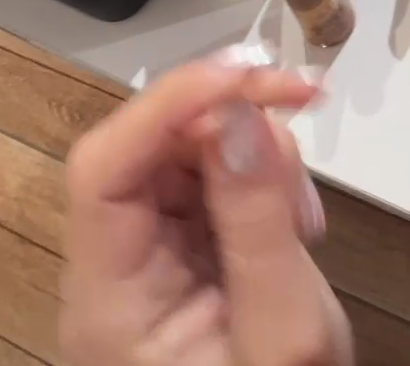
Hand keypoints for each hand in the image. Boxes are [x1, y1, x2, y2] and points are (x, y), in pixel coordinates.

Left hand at [60, 49, 350, 365]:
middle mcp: (113, 267)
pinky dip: (261, 177)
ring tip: (305, 216)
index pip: (104, 168)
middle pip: (148, 148)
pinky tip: (295, 222)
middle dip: (228, 116)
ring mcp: (147, 257)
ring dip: (254, 151)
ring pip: (185, 153)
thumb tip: (243, 113)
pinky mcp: (182, 250)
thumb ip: (259, 223)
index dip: (169, 103)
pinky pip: (212, 180)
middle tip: (306, 105)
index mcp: (109, 301)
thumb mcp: (285, 334)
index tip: (252, 74)